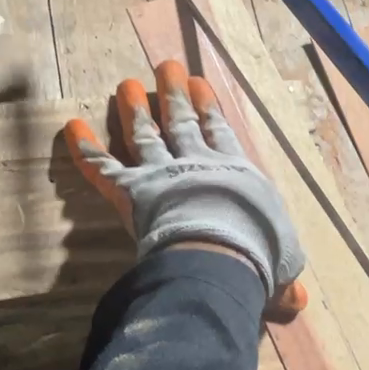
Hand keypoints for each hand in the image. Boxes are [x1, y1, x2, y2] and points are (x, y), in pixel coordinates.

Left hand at [65, 60, 305, 304]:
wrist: (219, 253)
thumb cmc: (256, 255)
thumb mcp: (282, 264)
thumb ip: (284, 278)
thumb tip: (297, 302)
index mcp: (234, 174)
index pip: (220, 134)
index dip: (210, 110)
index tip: (201, 84)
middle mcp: (195, 165)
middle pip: (181, 123)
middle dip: (172, 95)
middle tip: (165, 67)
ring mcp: (159, 173)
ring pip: (144, 135)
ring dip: (133, 110)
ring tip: (125, 84)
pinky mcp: (129, 189)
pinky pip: (100, 166)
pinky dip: (84, 148)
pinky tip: (71, 126)